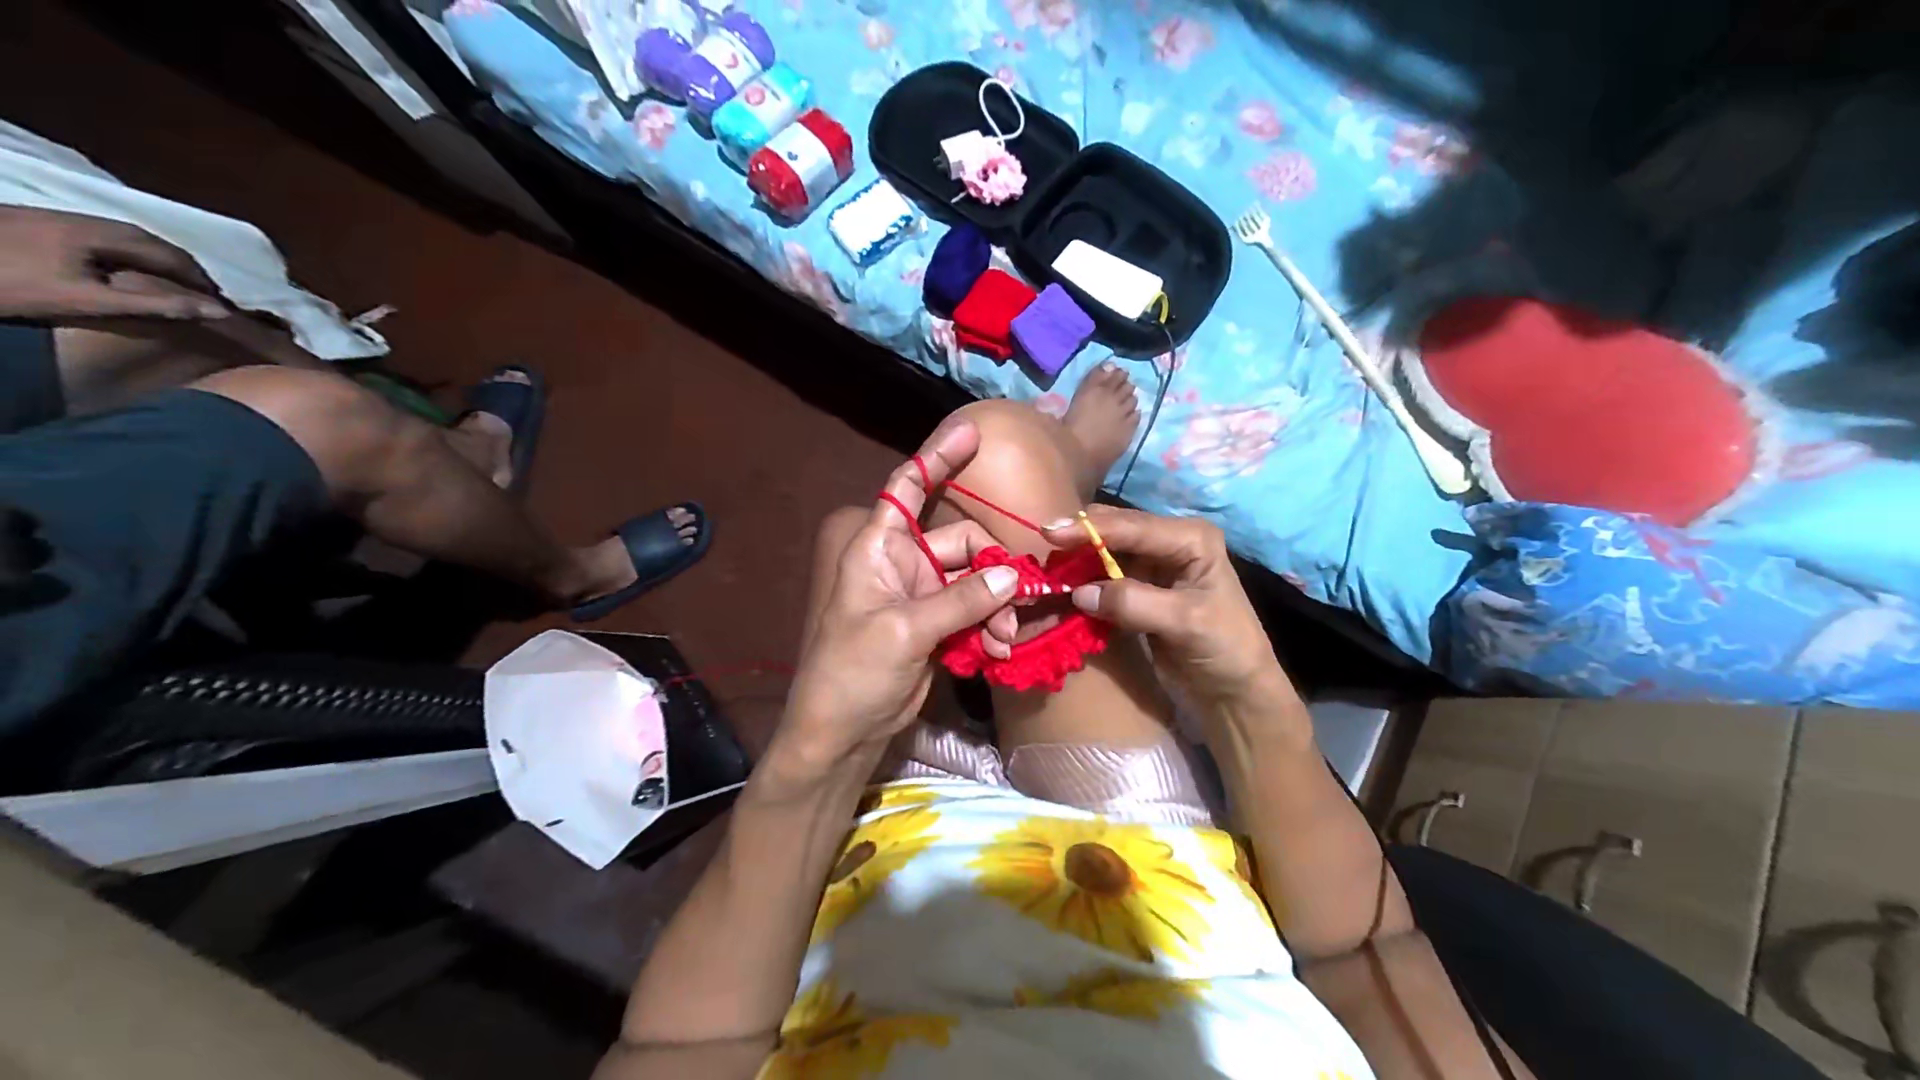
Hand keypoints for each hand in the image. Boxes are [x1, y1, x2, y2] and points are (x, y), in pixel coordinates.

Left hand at [0, 207, 226, 320]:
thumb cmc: (11, 285)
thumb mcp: (88, 301)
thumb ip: (156, 305)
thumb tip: (221, 311)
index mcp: (99, 234)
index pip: (170, 254)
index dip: (202, 279)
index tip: (221, 303)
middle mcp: (81, 218)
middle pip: (147, 240)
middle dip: (181, 265)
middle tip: (201, 293)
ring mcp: (51, 217)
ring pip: (121, 235)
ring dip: (153, 258)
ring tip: (168, 281)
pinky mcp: (28, 222)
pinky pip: (95, 235)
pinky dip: (123, 253)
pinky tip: (118, 267)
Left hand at [770, 419, 1020, 782]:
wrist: (844, 731)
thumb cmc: (853, 671)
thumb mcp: (904, 631)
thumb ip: (960, 601)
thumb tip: (1012, 578)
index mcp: (880, 547)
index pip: (907, 488)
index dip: (937, 459)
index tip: (972, 431)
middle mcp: (904, 562)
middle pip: (963, 541)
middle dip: (994, 568)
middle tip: (1017, 601)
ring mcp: (924, 594)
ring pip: (977, 579)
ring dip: (997, 605)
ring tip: (1006, 637)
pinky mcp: (939, 624)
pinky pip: (976, 610)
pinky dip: (991, 626)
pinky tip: (999, 651)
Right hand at [1044, 506, 1286, 710]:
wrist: (1232, 690)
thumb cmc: (1224, 649)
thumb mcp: (1185, 622)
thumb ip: (1134, 602)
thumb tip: (1079, 592)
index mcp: (1190, 538)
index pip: (1133, 526)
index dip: (1090, 529)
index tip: (1050, 534)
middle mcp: (1169, 542)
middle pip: (1114, 530)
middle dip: (1079, 540)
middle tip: (1044, 554)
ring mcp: (1151, 565)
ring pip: (1102, 551)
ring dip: (1076, 561)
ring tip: (1046, 572)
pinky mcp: (1137, 588)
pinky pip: (1100, 577)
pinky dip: (1080, 581)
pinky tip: (1060, 587)